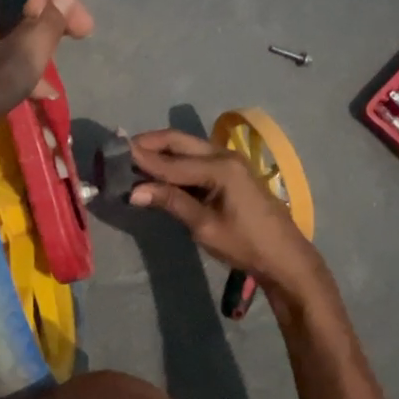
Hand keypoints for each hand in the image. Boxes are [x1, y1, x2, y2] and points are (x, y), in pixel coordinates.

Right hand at [127, 129, 325, 297]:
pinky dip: (175, 162)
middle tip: (120, 150)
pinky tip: (159, 172)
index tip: (113, 153)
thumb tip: (134, 191)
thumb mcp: (204, 227)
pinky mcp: (231, 171)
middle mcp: (224, 156)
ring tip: (133, 160)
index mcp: (219, 168)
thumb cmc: (246, 245)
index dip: (140, 158)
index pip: (170, 161)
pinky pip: (197, 158)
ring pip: (187, 147)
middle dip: (149, 143)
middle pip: (179, 141)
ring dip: (161, 151)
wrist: (285, 257)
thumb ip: (171, 202)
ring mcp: (230, 161)